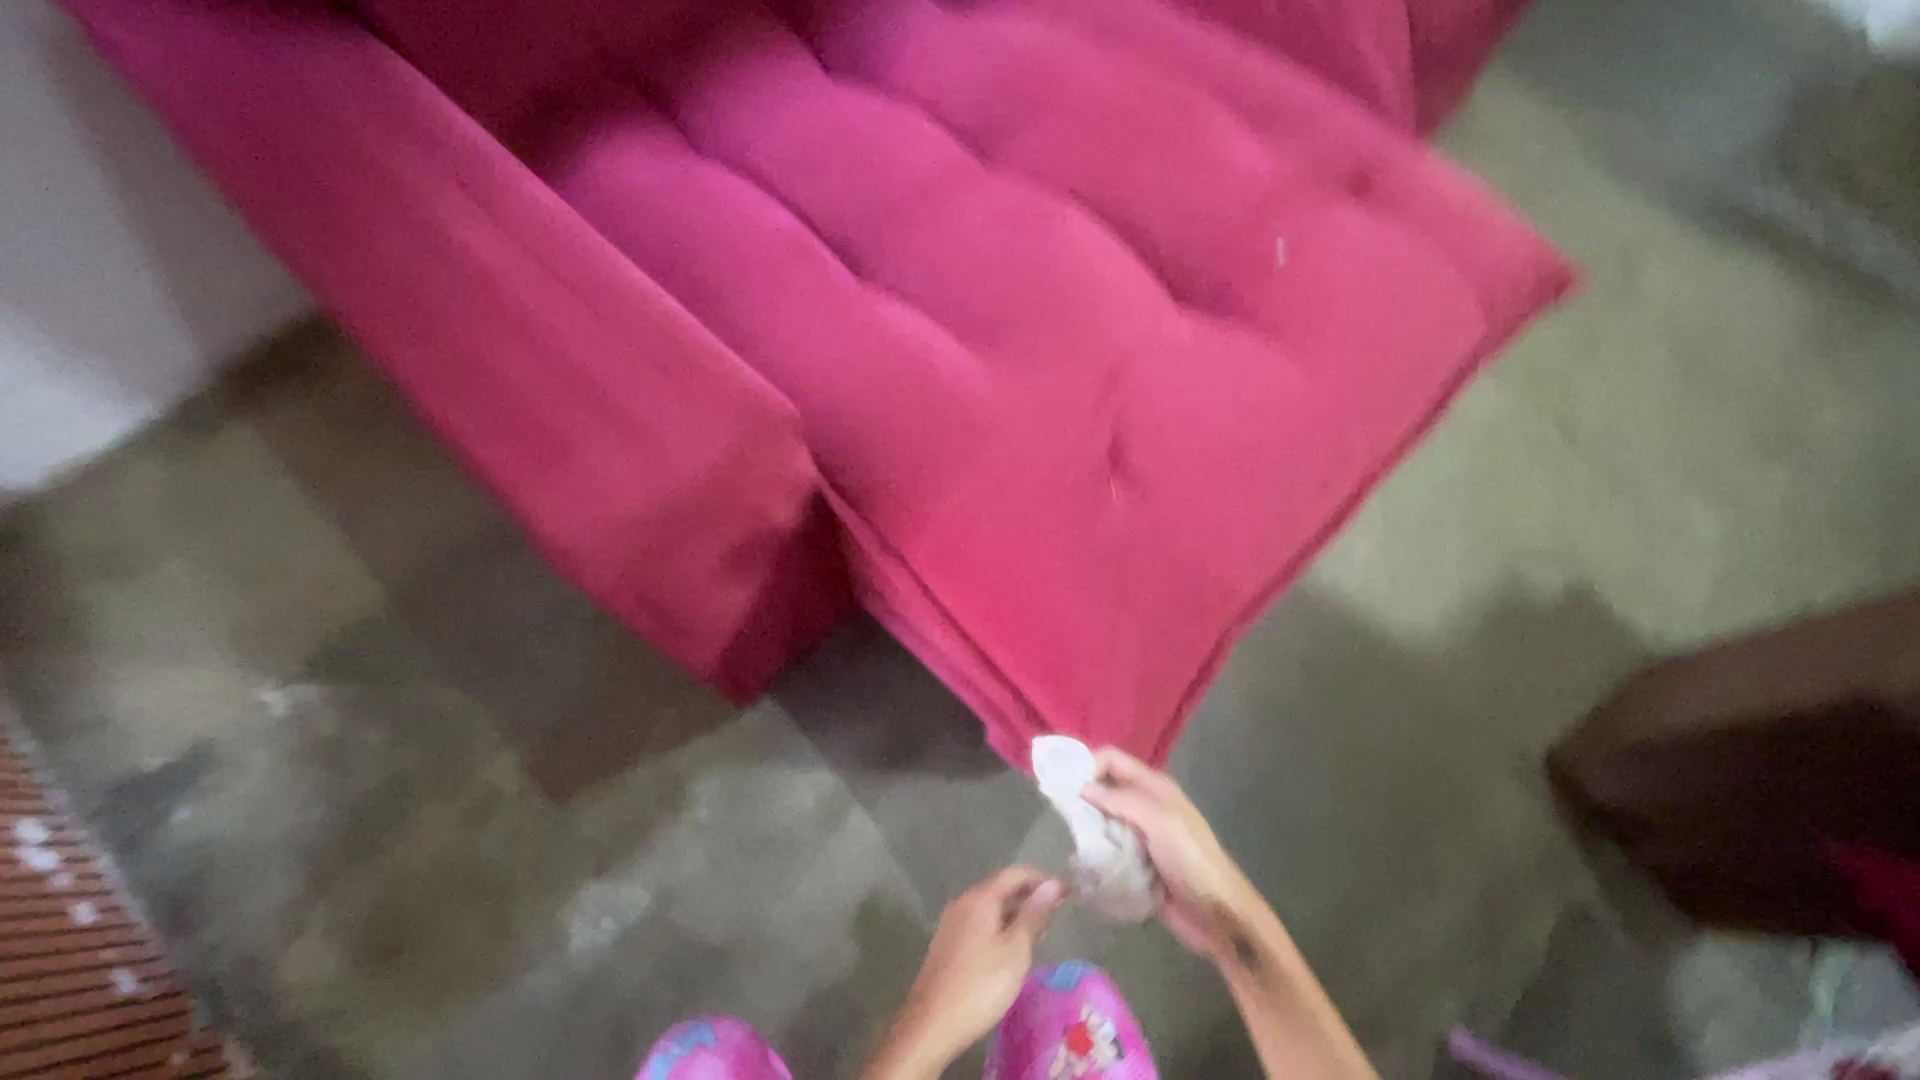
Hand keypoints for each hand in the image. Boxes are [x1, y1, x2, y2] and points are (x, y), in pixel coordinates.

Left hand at [872, 867, 1064, 1076]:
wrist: (932, 1023)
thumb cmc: (981, 985)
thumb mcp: (1016, 950)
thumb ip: (1035, 914)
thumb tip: (1053, 884)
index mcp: (981, 898)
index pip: (1016, 873)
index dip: (1044, 880)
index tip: (1068, 895)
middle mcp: (963, 902)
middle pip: (1002, 888)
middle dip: (1030, 898)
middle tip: (1056, 918)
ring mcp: (952, 922)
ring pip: (991, 908)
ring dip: (1016, 915)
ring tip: (1038, 936)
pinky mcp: (948, 943)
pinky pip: (980, 924)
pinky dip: (1000, 928)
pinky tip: (1011, 951)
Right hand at [1081, 747, 1262, 964]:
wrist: (1217, 915)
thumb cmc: (1192, 861)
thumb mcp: (1160, 822)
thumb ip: (1122, 800)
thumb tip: (1083, 788)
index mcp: (1154, 787)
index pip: (1112, 760)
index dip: (1088, 764)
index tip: (1064, 784)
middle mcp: (1145, 806)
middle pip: (1105, 789)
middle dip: (1082, 796)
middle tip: (1060, 813)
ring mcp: (1141, 836)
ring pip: (1103, 820)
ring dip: (1087, 827)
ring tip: (1070, 839)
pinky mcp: (1136, 863)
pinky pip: (1108, 849)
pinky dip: (1095, 851)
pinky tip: (1082, 861)